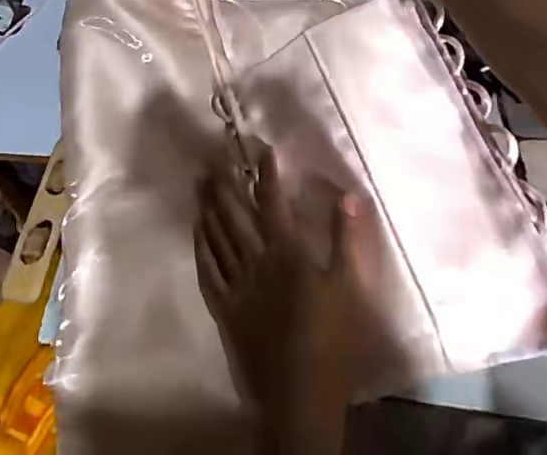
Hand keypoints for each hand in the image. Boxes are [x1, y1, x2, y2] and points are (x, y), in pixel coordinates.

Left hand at [195, 147, 360, 451]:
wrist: (299, 394)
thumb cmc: (330, 337)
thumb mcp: (348, 284)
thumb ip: (346, 236)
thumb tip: (349, 194)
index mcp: (287, 251)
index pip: (272, 202)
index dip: (266, 174)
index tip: (261, 151)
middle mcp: (256, 261)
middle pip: (235, 215)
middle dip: (224, 185)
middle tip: (212, 159)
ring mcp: (236, 285)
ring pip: (217, 238)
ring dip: (208, 208)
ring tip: (200, 184)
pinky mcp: (225, 309)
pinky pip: (207, 271)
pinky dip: (200, 247)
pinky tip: (197, 232)